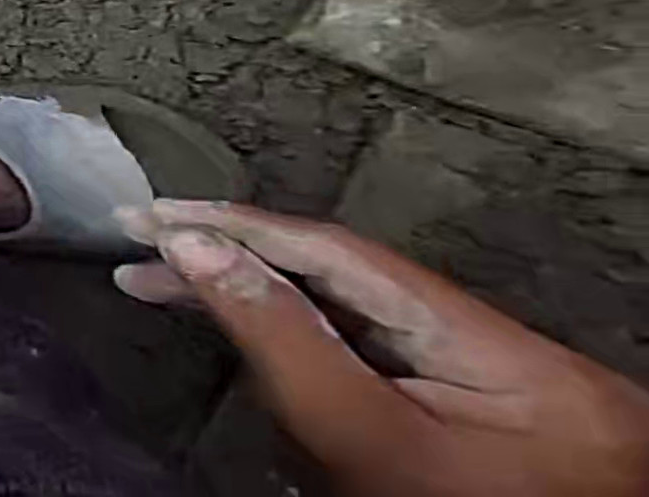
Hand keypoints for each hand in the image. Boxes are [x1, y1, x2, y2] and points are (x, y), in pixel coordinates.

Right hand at [115, 200, 648, 496]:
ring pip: (328, 300)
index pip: (340, 254)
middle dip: (226, 253)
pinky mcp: (443, 393)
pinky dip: (271, 319)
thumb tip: (189, 241)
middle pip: (331, 274)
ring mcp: (474, 371)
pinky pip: (339, 333)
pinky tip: (219, 307)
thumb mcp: (351, 433)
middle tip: (140, 236)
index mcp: (507, 355)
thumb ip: (274, 330)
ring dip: (236, 285)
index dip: (239, 226)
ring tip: (153, 277)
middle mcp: (500, 347)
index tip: (155, 215)